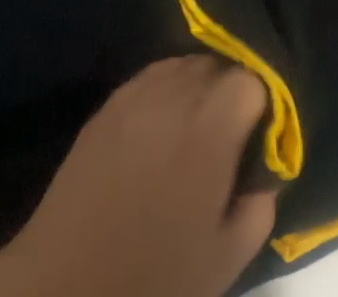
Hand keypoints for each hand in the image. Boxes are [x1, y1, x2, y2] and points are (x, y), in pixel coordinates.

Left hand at [0, 56, 277, 296]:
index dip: (264, 100)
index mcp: (206, 129)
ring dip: (196, 85)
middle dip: (231, 89)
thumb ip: (259, 202)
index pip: (249, 78)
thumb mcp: (229, 252)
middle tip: (237, 133)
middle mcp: (166, 98)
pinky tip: (164, 128)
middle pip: (211, 64)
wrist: (72, 273)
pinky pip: (144, 79)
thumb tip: (264, 168)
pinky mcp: (102, 108)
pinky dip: (163, 91)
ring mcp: (128, 98)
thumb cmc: (158, 269)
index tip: (265, 132)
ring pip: (176, 65)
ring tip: (200, 128)